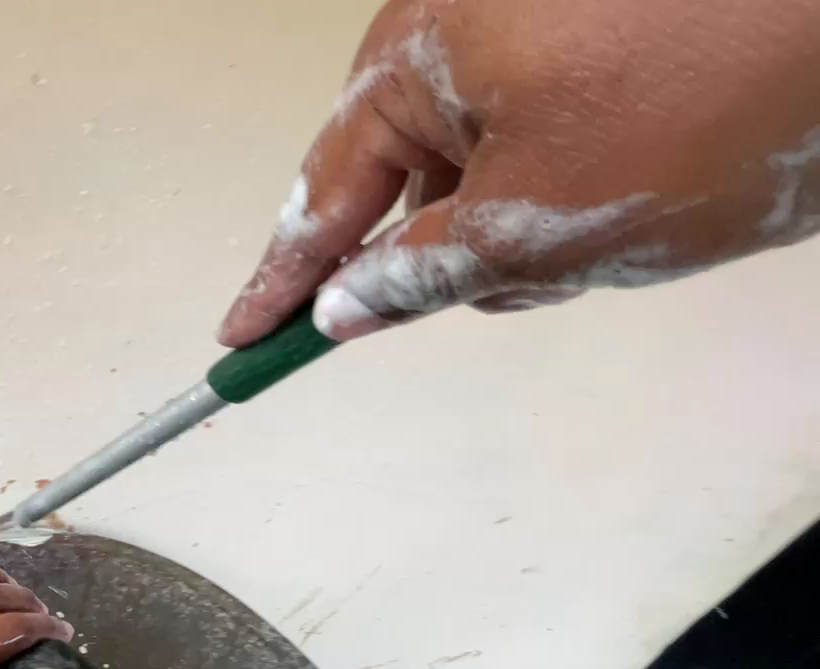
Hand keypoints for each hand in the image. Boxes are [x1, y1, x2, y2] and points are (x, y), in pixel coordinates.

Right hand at [219, 0, 819, 345]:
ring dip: (527, 224)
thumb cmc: (726, 96)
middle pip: (400, 186)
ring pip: (481, 172)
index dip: (277, 285)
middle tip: (512, 278)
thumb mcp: (545, 222)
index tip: (236, 343)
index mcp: (420, 56)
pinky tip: (661, 179)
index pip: (317, 204)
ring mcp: (544, 20)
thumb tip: (339, 310)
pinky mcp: (614, 28)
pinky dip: (577, 184)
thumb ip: (416, 276)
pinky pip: (545, 136)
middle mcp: (464, 25)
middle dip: (442, 250)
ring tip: (633, 218)